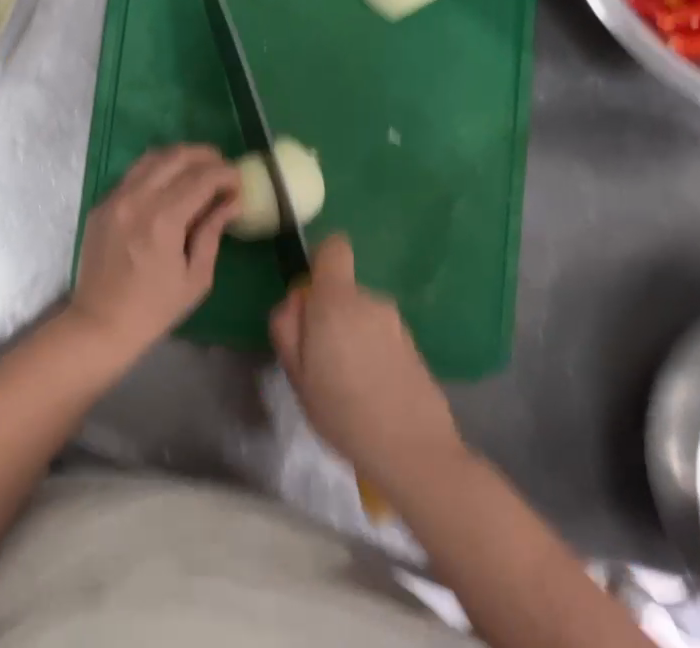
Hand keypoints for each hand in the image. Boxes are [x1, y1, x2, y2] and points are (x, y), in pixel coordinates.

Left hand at [64, 145, 239, 361]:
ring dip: (178, 158)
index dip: (226, 174)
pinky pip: (131, 176)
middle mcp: (135, 200)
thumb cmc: (154, 308)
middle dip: (205, 156)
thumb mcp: (196, 276)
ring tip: (199, 170)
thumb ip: (212, 232)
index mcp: (162, 219)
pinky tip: (168, 186)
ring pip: (149, 159)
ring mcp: (113, 199)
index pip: (201, 178)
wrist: (100, 321)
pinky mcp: (100, 205)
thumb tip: (230, 201)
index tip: (239, 182)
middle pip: (174, 157)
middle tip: (222, 168)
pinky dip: (154, 172)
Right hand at [270, 235, 463, 488]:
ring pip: (359, 315)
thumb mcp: (294, 371)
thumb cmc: (341, 410)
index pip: (334, 249)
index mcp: (336, 302)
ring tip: (343, 380)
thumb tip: (296, 301)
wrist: (412, 450)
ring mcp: (397, 324)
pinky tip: (368, 389)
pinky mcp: (413, 346)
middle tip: (317, 360)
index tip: (308, 295)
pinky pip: (379, 335)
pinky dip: (369, 352)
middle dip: (325, 314)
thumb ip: (286, 325)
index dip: (319, 261)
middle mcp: (371, 302)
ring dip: (348, 336)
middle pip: (340, 291)